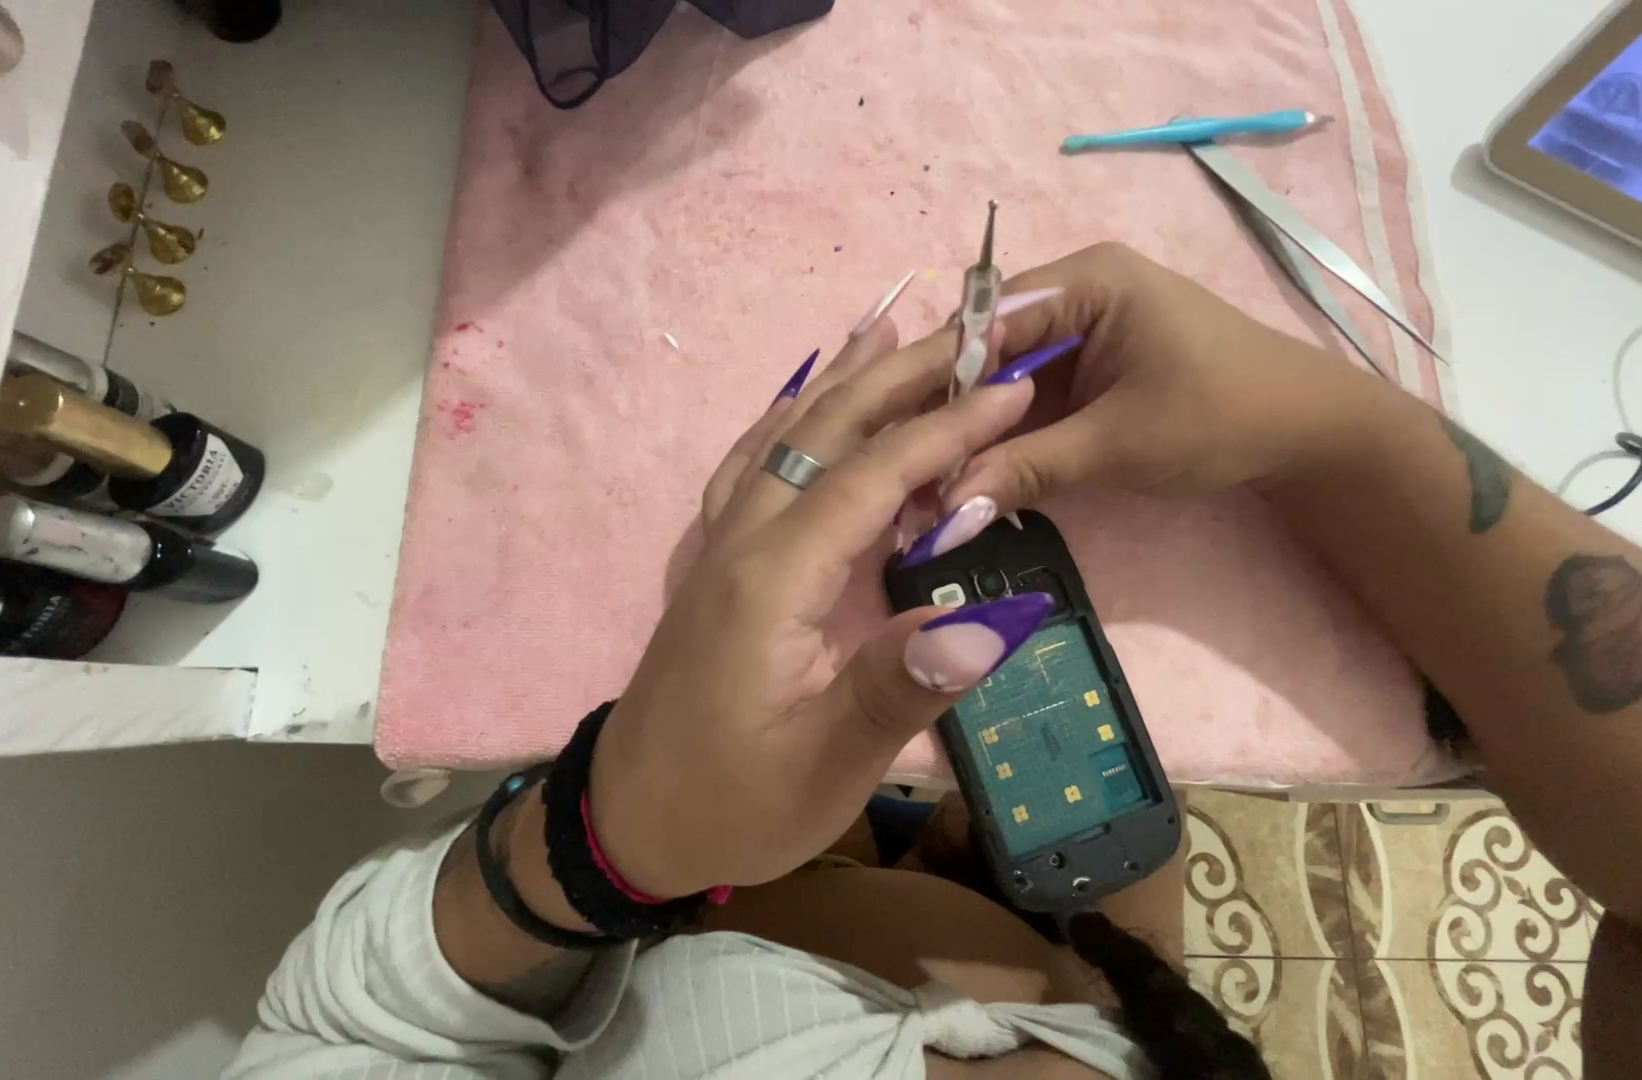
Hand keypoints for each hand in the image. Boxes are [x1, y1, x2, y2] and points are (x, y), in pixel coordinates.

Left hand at [584, 316, 1062, 897]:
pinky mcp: (714, 564)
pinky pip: (750, 468)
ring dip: (840, 384)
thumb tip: (994, 625)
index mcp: (772, 581)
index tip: (1013, 388)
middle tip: (965, 328)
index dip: (943, 429)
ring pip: (781, 439)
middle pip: (820, 433)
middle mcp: (742, 542)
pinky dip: (785, 422)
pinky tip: (801, 406)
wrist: (628, 820)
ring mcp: (719, 547)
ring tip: (885, 331)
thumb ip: (899, 691)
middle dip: (896, 376)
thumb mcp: (823, 768)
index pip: (869, 478)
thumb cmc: (731, 802)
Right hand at [941, 243, 1381, 514]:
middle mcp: (1073, 293)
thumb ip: (1026, 470)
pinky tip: (977, 470)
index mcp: (1085, 280)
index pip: (984, 320)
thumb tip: (943, 512)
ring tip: (936, 477)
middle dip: (954, 410)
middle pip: (986, 348)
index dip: (943, 380)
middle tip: (917, 467)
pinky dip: (1004, 435)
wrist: (1307, 434)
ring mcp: (1079, 331)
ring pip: (1001, 378)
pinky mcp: (1085, 368)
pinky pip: (1026, 397)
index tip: (909, 439)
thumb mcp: (1116, 445)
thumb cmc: (1222, 416)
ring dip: (975, 428)